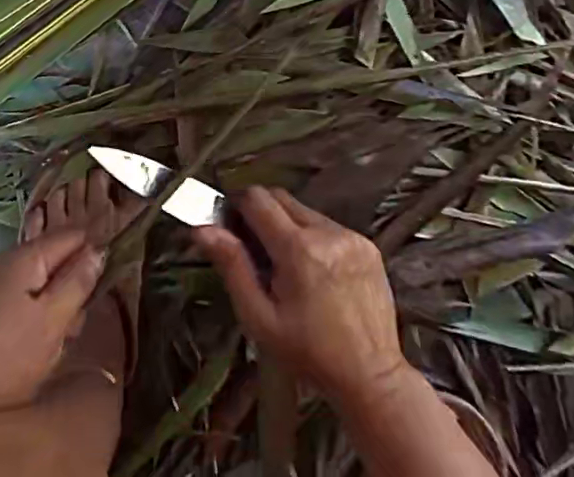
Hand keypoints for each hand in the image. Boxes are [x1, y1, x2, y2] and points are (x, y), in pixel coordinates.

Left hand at [0, 225, 105, 419]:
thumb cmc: (5, 356)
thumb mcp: (52, 320)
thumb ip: (78, 282)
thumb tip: (100, 250)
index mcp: (31, 255)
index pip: (77, 235)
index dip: (97, 253)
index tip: (106, 284)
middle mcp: (18, 259)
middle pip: (66, 259)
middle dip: (79, 288)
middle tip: (74, 323)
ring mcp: (8, 282)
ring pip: (53, 284)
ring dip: (63, 310)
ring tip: (57, 341)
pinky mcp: (1, 305)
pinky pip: (37, 302)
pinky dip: (46, 321)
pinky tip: (42, 348)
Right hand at [192, 186, 411, 405]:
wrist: (371, 377)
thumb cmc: (308, 353)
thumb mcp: (260, 318)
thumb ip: (232, 266)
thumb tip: (201, 229)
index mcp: (298, 249)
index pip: (256, 198)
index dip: (236, 206)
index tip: (230, 227)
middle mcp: (327, 232)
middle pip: (280, 197)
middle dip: (260, 213)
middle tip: (254, 248)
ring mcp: (351, 237)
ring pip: (303, 210)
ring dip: (287, 225)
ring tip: (287, 265)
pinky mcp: (367, 245)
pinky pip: (327, 225)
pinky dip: (312, 237)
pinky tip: (315, 271)